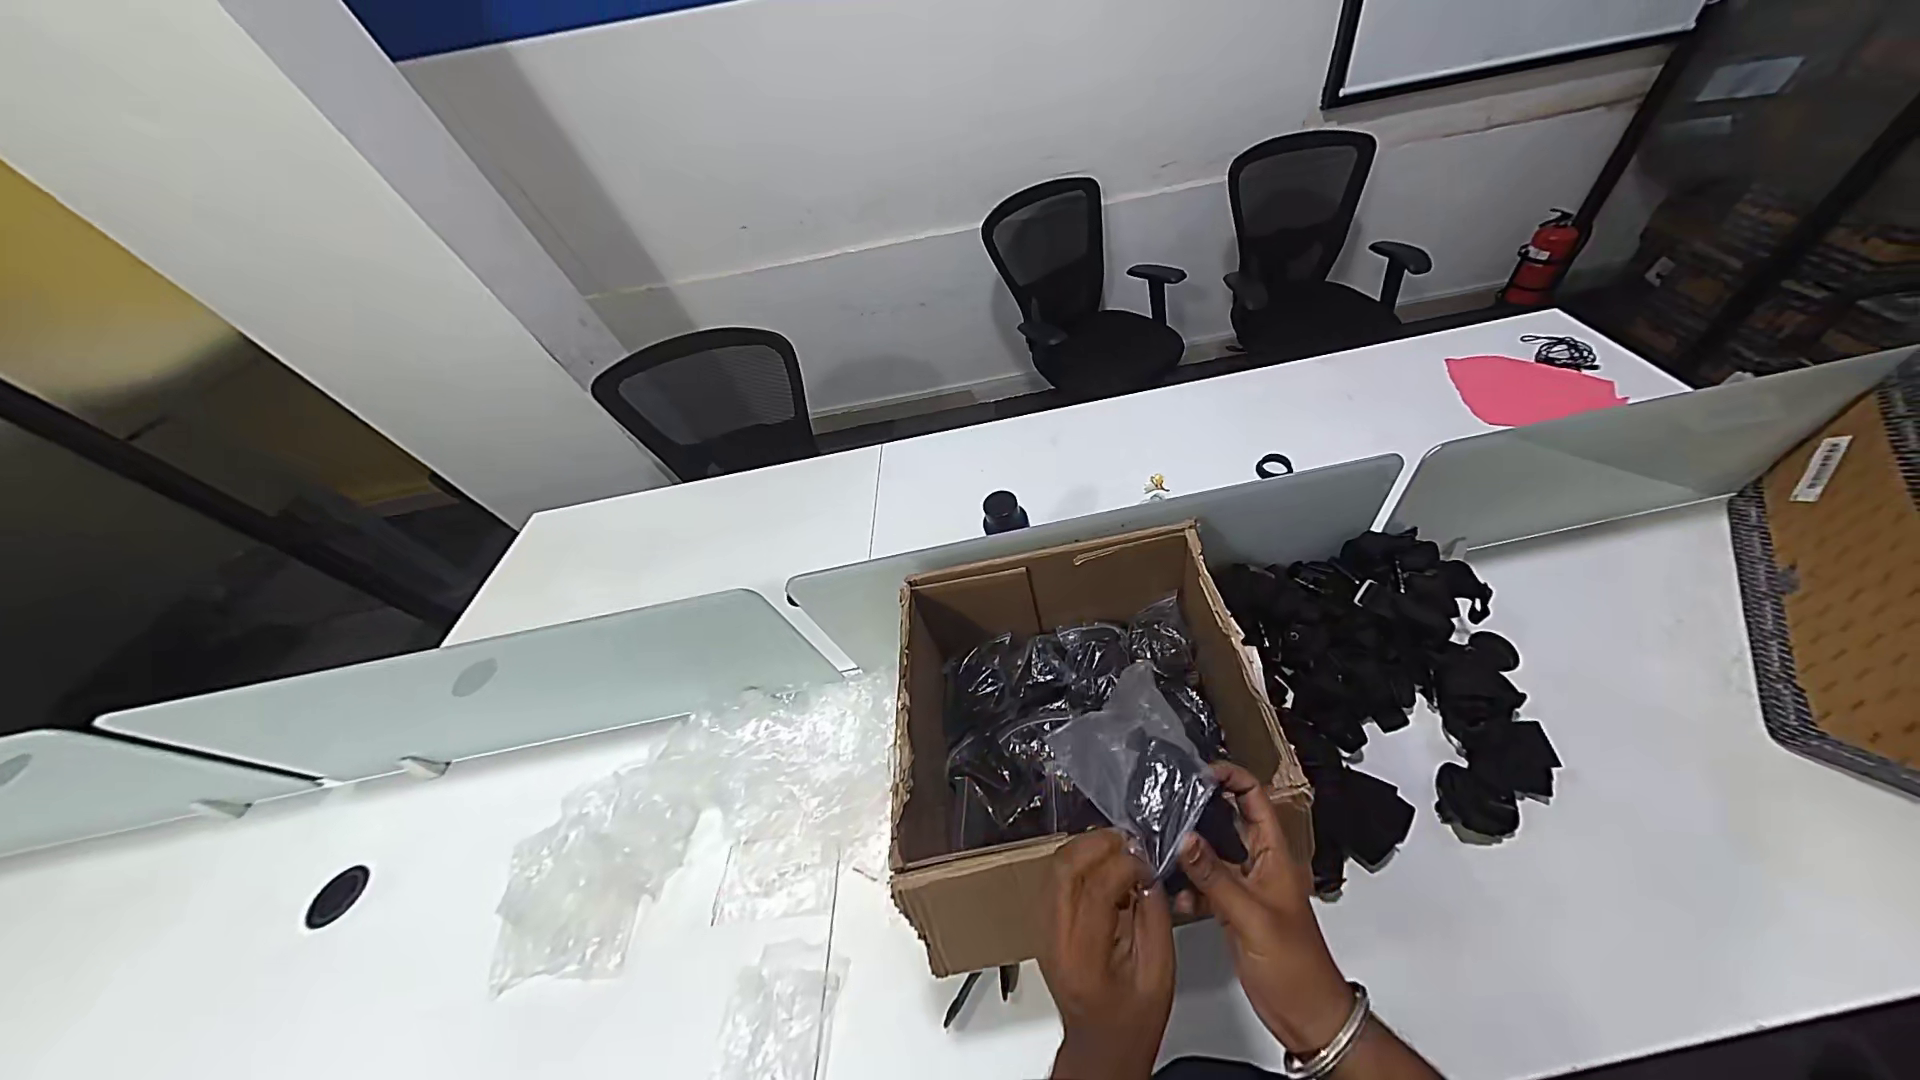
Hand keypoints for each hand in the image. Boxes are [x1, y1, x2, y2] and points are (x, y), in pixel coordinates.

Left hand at [1040, 829, 1175, 1079]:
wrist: (1100, 1046)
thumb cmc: (1131, 1021)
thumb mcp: (1160, 974)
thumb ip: (1156, 918)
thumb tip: (1148, 873)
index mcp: (1084, 958)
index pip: (1094, 890)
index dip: (1123, 866)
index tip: (1145, 863)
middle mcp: (1055, 938)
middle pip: (1064, 868)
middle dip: (1096, 843)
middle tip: (1126, 841)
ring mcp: (1043, 928)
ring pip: (1055, 866)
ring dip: (1086, 848)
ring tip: (1117, 849)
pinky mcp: (1043, 922)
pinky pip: (1055, 876)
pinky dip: (1078, 861)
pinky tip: (1102, 866)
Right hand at [1175, 762, 1354, 1056]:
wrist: (1308, 1018)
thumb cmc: (1299, 970)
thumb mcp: (1252, 917)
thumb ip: (1215, 877)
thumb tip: (1185, 838)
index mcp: (1274, 856)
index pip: (1255, 798)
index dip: (1231, 777)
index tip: (1202, 770)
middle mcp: (1258, 863)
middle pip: (1227, 819)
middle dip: (1200, 806)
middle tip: (1171, 797)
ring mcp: (1244, 884)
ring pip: (1210, 850)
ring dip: (1188, 848)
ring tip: (1164, 843)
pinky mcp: (1230, 906)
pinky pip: (1202, 882)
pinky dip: (1186, 884)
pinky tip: (1175, 893)